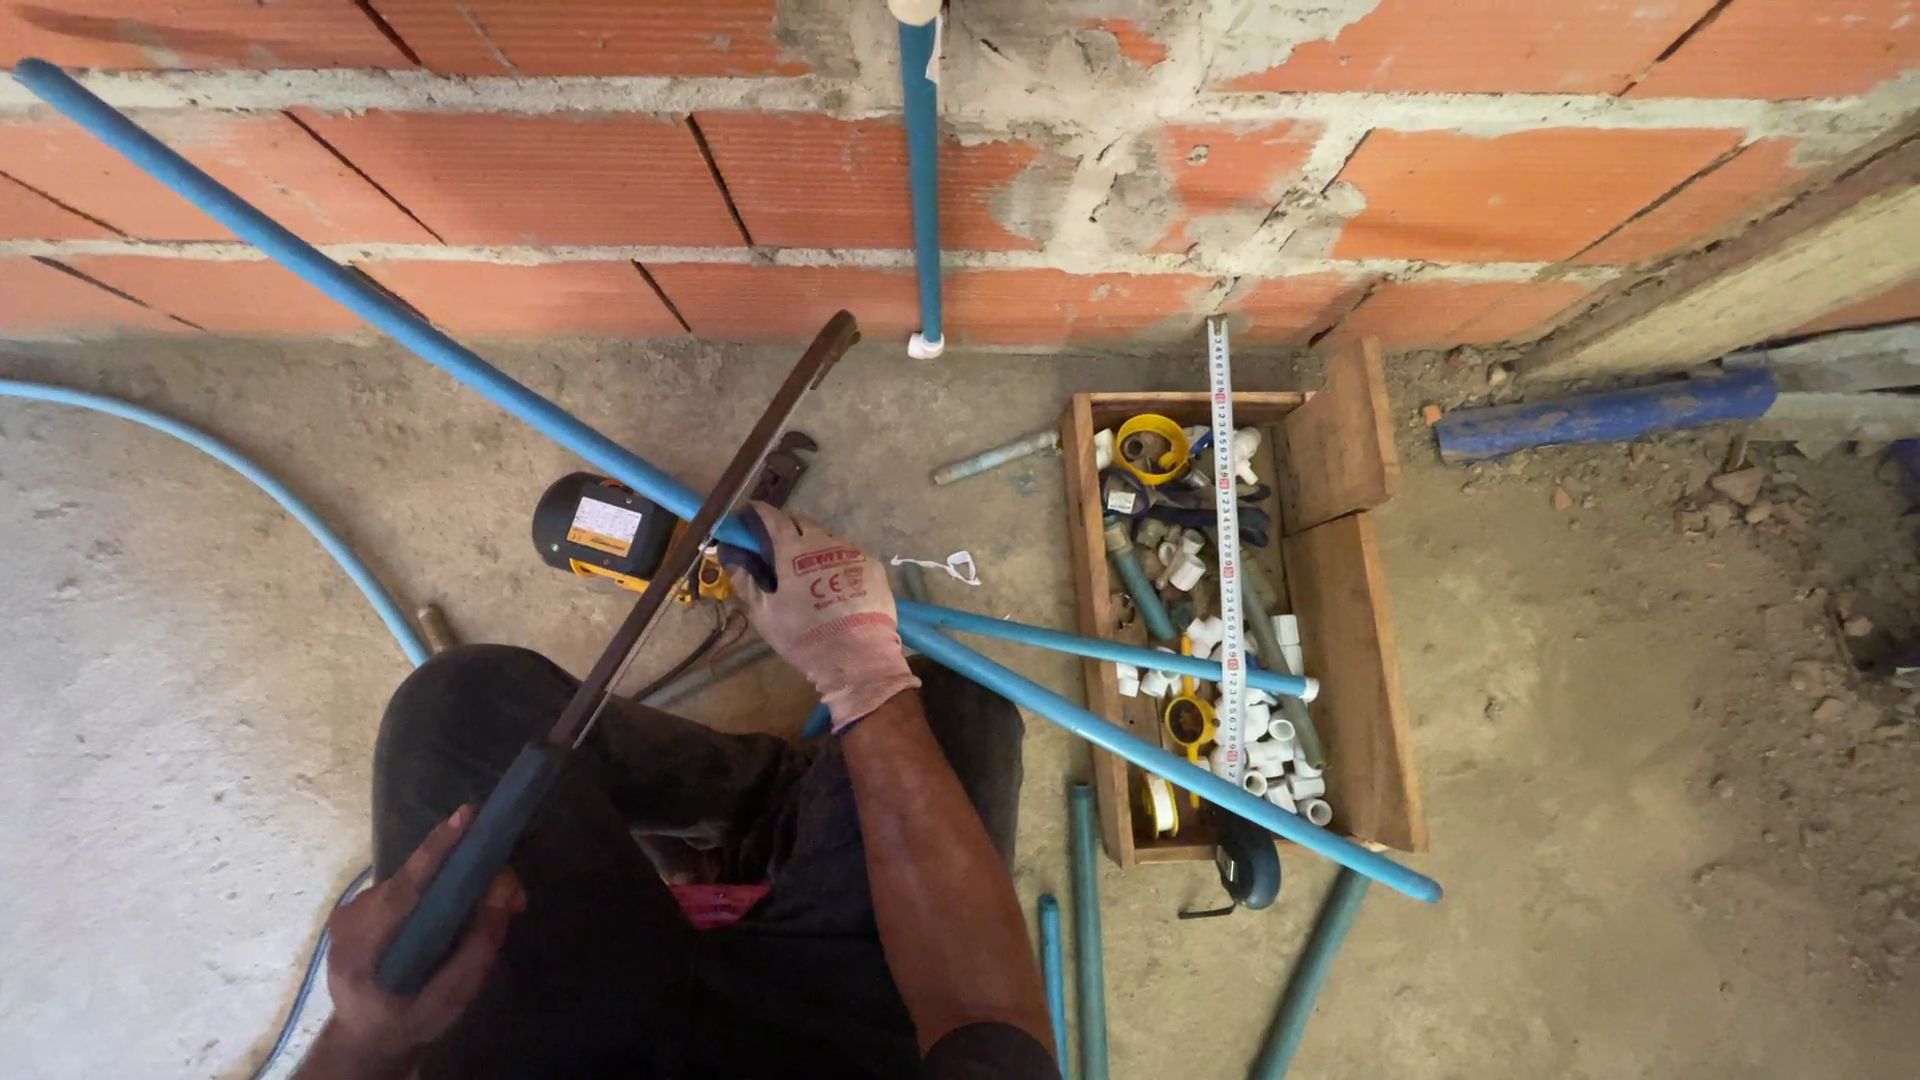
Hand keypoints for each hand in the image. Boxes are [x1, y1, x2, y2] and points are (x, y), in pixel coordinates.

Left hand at [319, 807, 524, 1073]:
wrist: (366, 1038)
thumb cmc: (413, 1018)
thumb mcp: (455, 994)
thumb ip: (481, 941)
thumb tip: (506, 884)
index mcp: (362, 951)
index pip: (404, 888)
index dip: (439, 849)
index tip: (467, 815)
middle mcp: (351, 922)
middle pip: (417, 876)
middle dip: (468, 867)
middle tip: (510, 886)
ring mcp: (353, 912)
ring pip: (417, 877)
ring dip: (459, 879)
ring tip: (495, 903)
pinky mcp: (363, 906)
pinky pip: (412, 882)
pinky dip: (443, 886)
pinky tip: (464, 907)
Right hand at [727, 502, 919, 731]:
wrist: (856, 656)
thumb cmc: (802, 635)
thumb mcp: (764, 612)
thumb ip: (745, 578)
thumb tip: (728, 553)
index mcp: (794, 549)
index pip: (772, 517)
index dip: (758, 514)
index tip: (750, 518)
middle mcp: (825, 541)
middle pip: (802, 523)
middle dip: (788, 529)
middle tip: (778, 552)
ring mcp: (853, 551)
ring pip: (828, 539)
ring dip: (815, 547)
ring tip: (811, 575)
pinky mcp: (874, 566)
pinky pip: (850, 555)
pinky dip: (838, 562)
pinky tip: (836, 585)